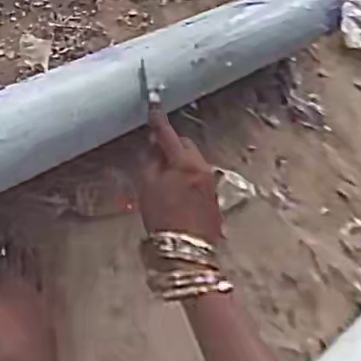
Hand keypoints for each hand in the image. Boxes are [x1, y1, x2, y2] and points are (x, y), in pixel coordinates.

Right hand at [134, 101, 223, 241]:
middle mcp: (202, 167)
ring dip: (178, 161)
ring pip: (192, 160)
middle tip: (152, 152)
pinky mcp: (213, 196)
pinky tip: (175, 189)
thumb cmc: (163, 218)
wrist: (187, 253)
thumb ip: (148, 160)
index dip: (157, 121)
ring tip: (162, 175)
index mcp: (185, 161)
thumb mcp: (146, 187)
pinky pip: (197, 175)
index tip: (152, 107)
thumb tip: (152, 145)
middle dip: (170, 145)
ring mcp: (211, 182)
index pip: (168, 134)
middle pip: (184, 145)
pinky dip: (186, 175)